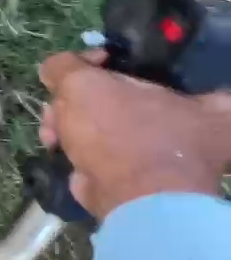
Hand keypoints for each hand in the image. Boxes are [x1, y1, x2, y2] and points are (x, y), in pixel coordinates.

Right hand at [38, 50, 230, 219]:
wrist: (128, 196)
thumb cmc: (119, 132)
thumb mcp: (82, 83)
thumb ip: (66, 65)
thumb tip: (59, 68)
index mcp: (207, 107)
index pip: (179, 75)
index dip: (129, 67)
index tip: (96, 64)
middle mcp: (196, 128)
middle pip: (122, 97)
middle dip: (79, 100)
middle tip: (61, 103)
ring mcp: (168, 154)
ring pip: (104, 121)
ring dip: (67, 122)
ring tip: (53, 131)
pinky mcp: (141, 173)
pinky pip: (102, 145)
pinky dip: (76, 144)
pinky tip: (57, 145)